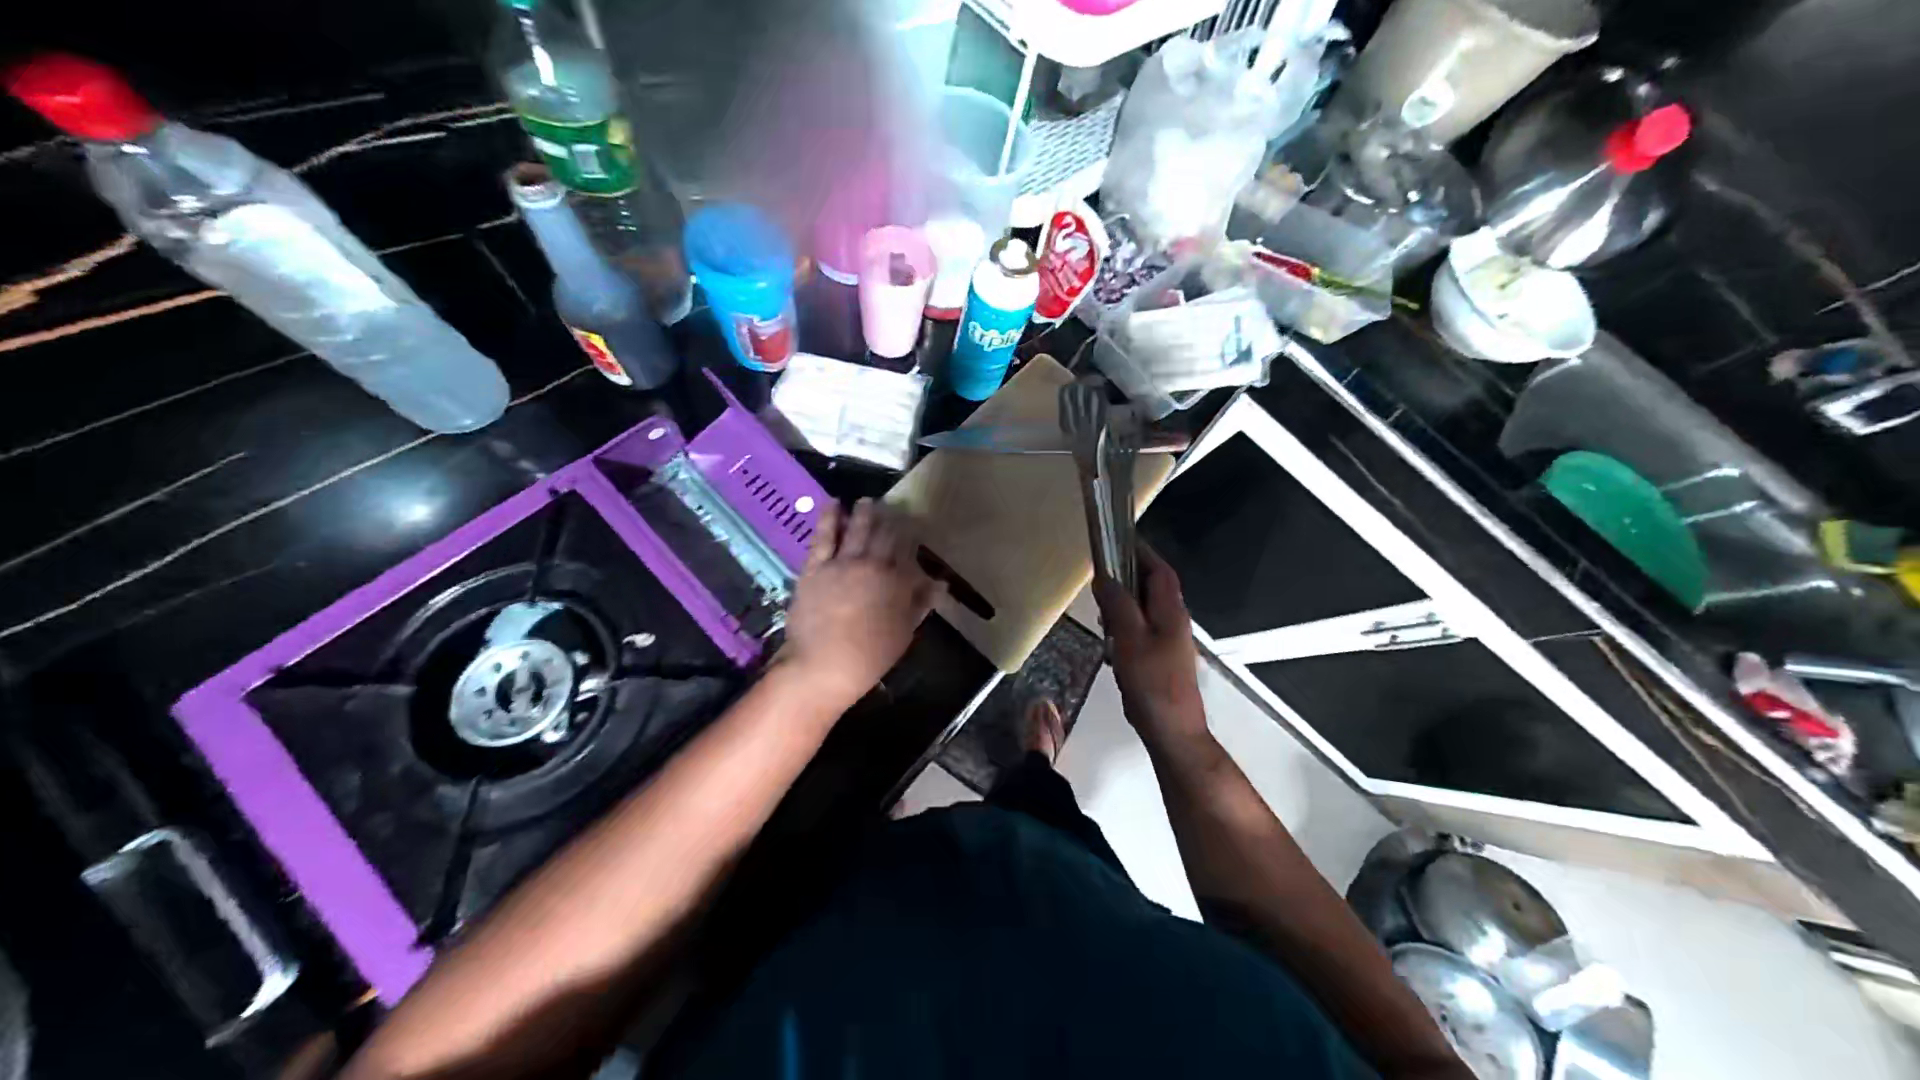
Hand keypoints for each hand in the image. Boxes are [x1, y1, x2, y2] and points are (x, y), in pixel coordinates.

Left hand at [777, 498, 941, 709]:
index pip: (907, 552)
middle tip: (893, 507)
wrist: (823, 665)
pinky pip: (823, 536)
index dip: (911, 537)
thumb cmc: (870, 656)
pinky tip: (833, 503)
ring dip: (864, 512)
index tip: (914, 525)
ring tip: (868, 500)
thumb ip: (920, 603)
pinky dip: (829, 518)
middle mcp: (873, 566)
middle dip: (891, 519)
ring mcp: (842, 564)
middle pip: (884, 535)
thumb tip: (940, 583)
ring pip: (857, 530)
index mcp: (897, 582)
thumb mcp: (904, 632)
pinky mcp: (815, 567)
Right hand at [1094, 545, 1205, 742]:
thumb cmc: (1152, 683)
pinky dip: (1124, 625)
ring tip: (1101, 607)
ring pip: (1145, 609)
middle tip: (1100, 575)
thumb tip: (1104, 577)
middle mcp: (1174, 621)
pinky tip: (1110, 639)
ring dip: (1124, 602)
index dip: (1141, 551)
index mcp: (1171, 611)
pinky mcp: (1160, 657)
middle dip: (1127, 576)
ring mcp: (1169, 641)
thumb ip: (1118, 606)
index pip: (1160, 570)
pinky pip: (1141, 629)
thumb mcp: (1130, 640)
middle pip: (1152, 586)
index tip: (1118, 539)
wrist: (1172, 731)